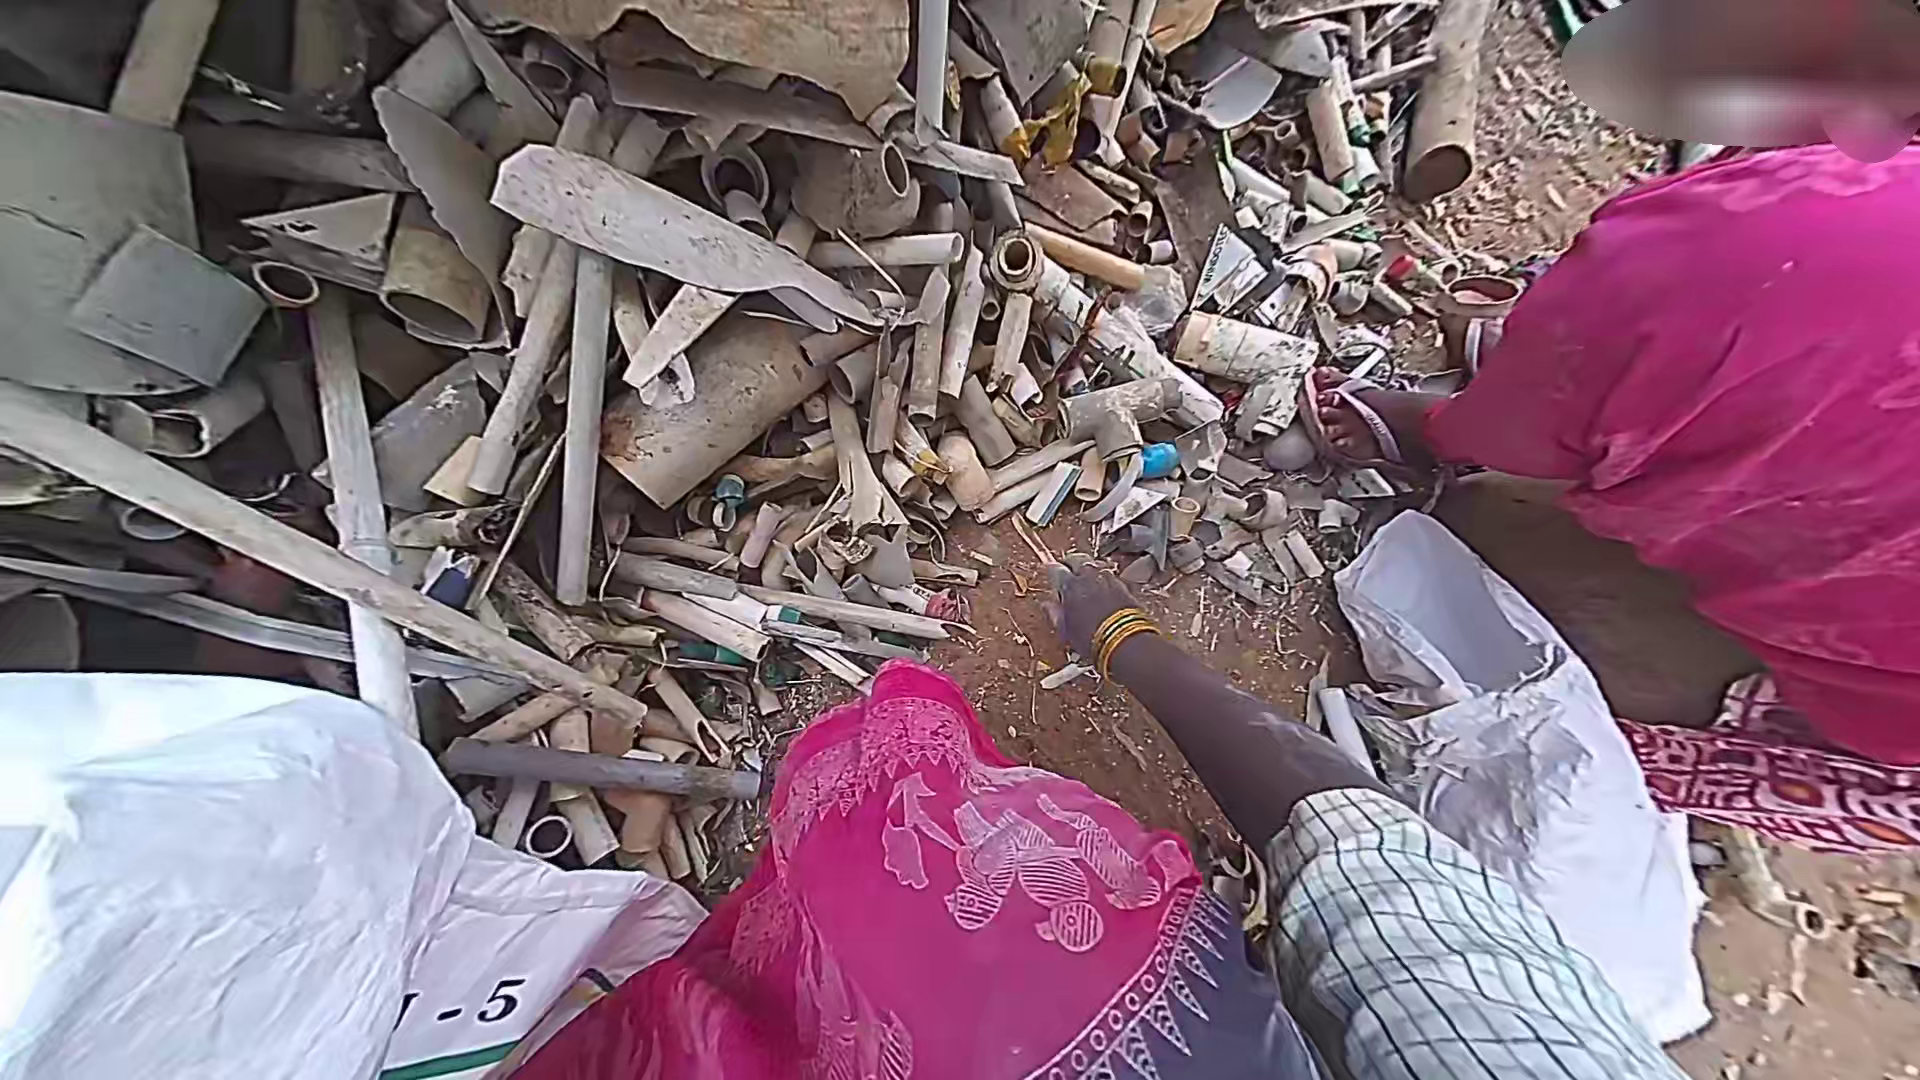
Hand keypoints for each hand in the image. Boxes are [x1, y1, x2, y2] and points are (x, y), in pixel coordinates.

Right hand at [1046, 558, 1138, 657]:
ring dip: (1089, 572)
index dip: (1052, 572)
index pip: (1056, 569)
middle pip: (1077, 559)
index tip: (1052, 578)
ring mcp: (1109, 579)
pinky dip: (1103, 581)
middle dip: (1071, 564)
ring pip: (1095, 566)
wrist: (1127, 643)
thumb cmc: (1093, 639)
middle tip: (1068, 574)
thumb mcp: (1066, 631)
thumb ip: (1055, 614)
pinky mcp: (1125, 586)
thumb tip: (1048, 605)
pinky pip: (1110, 577)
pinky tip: (1103, 592)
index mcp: (1070, 585)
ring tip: (1087, 584)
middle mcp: (1089, 576)